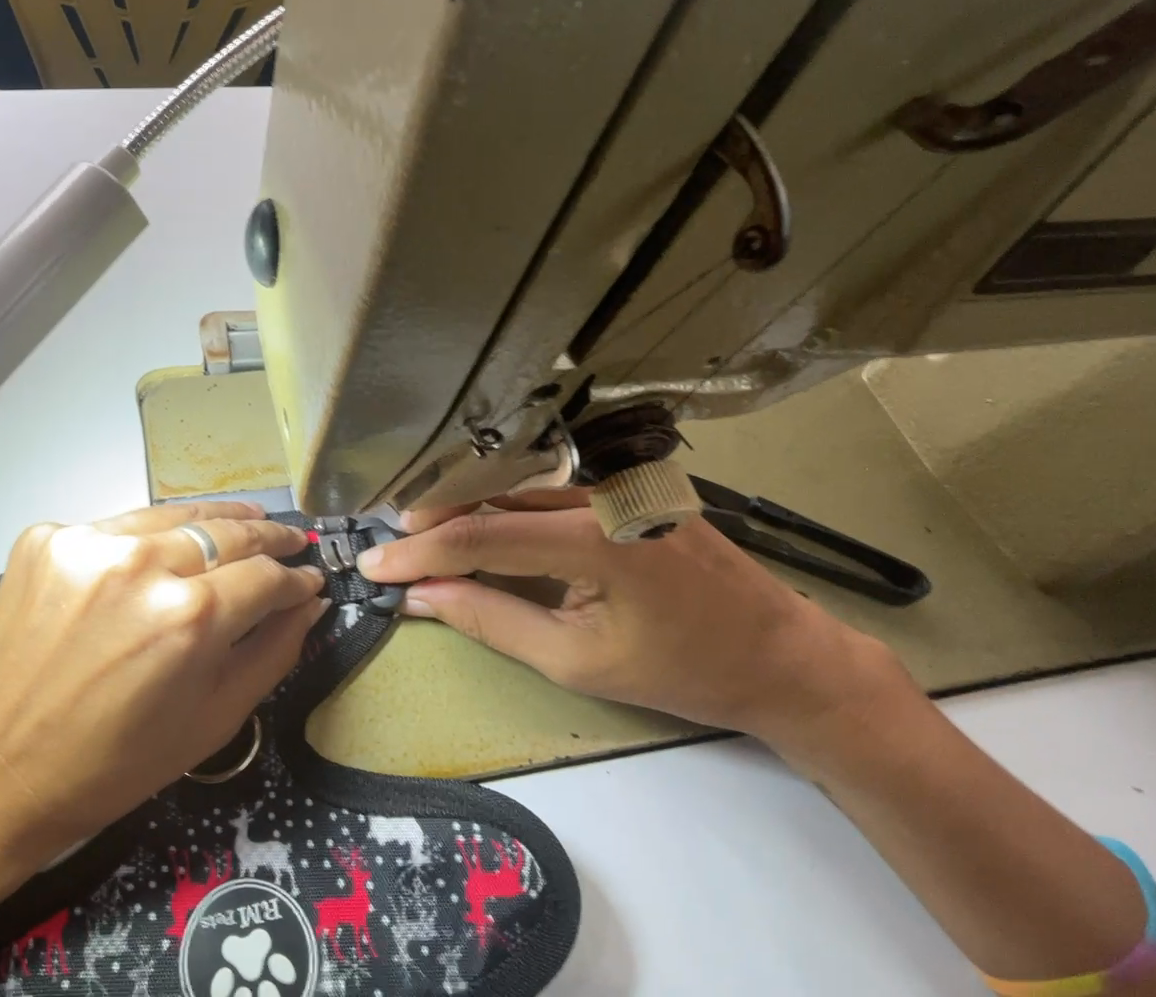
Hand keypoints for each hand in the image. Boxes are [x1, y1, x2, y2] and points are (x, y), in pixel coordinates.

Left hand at [0, 502, 326, 861]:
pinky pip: (118, 529)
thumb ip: (272, 653)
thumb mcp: (212, 721)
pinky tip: (162, 552)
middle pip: (225, 531)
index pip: (266, 575)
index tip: (311, 577)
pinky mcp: (46, 538)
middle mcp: (141, 564)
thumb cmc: (111, 767)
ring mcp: (87, 543)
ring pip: (173, 517)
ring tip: (245, 522)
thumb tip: (308, 603)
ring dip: (215, 522)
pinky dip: (149, 539)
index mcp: (189, 617)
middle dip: (267, 535)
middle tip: (291, 538)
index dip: (296, 577)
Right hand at [362, 493, 903, 740]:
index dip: (416, 553)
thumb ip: (491, 620)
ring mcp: (619, 484)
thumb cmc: (683, 671)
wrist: (783, 656)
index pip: (477, 537)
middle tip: (388, 549)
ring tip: (418, 539)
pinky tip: (478, 529)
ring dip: (463, 512)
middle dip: (430, 521)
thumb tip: (421, 597)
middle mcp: (601, 493)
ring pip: (516, 488)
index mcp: (592, 536)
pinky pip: (548, 492)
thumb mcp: (576, 660)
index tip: (371, 567)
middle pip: (490, 498)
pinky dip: (503, 511)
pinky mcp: (629, 488)